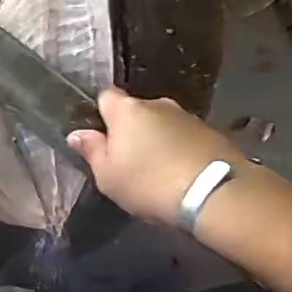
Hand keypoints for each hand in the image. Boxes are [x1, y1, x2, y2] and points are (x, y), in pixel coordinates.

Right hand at [67, 90, 241, 225]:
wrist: (214, 194)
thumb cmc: (148, 182)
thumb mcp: (107, 175)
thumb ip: (92, 151)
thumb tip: (77, 134)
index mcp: (127, 111)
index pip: (106, 97)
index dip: (100, 112)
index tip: (98, 134)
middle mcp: (158, 105)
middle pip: (135, 111)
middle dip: (130, 129)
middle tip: (125, 159)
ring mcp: (189, 117)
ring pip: (162, 124)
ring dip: (156, 140)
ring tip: (155, 170)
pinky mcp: (213, 133)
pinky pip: (184, 137)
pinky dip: (178, 149)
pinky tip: (178, 172)